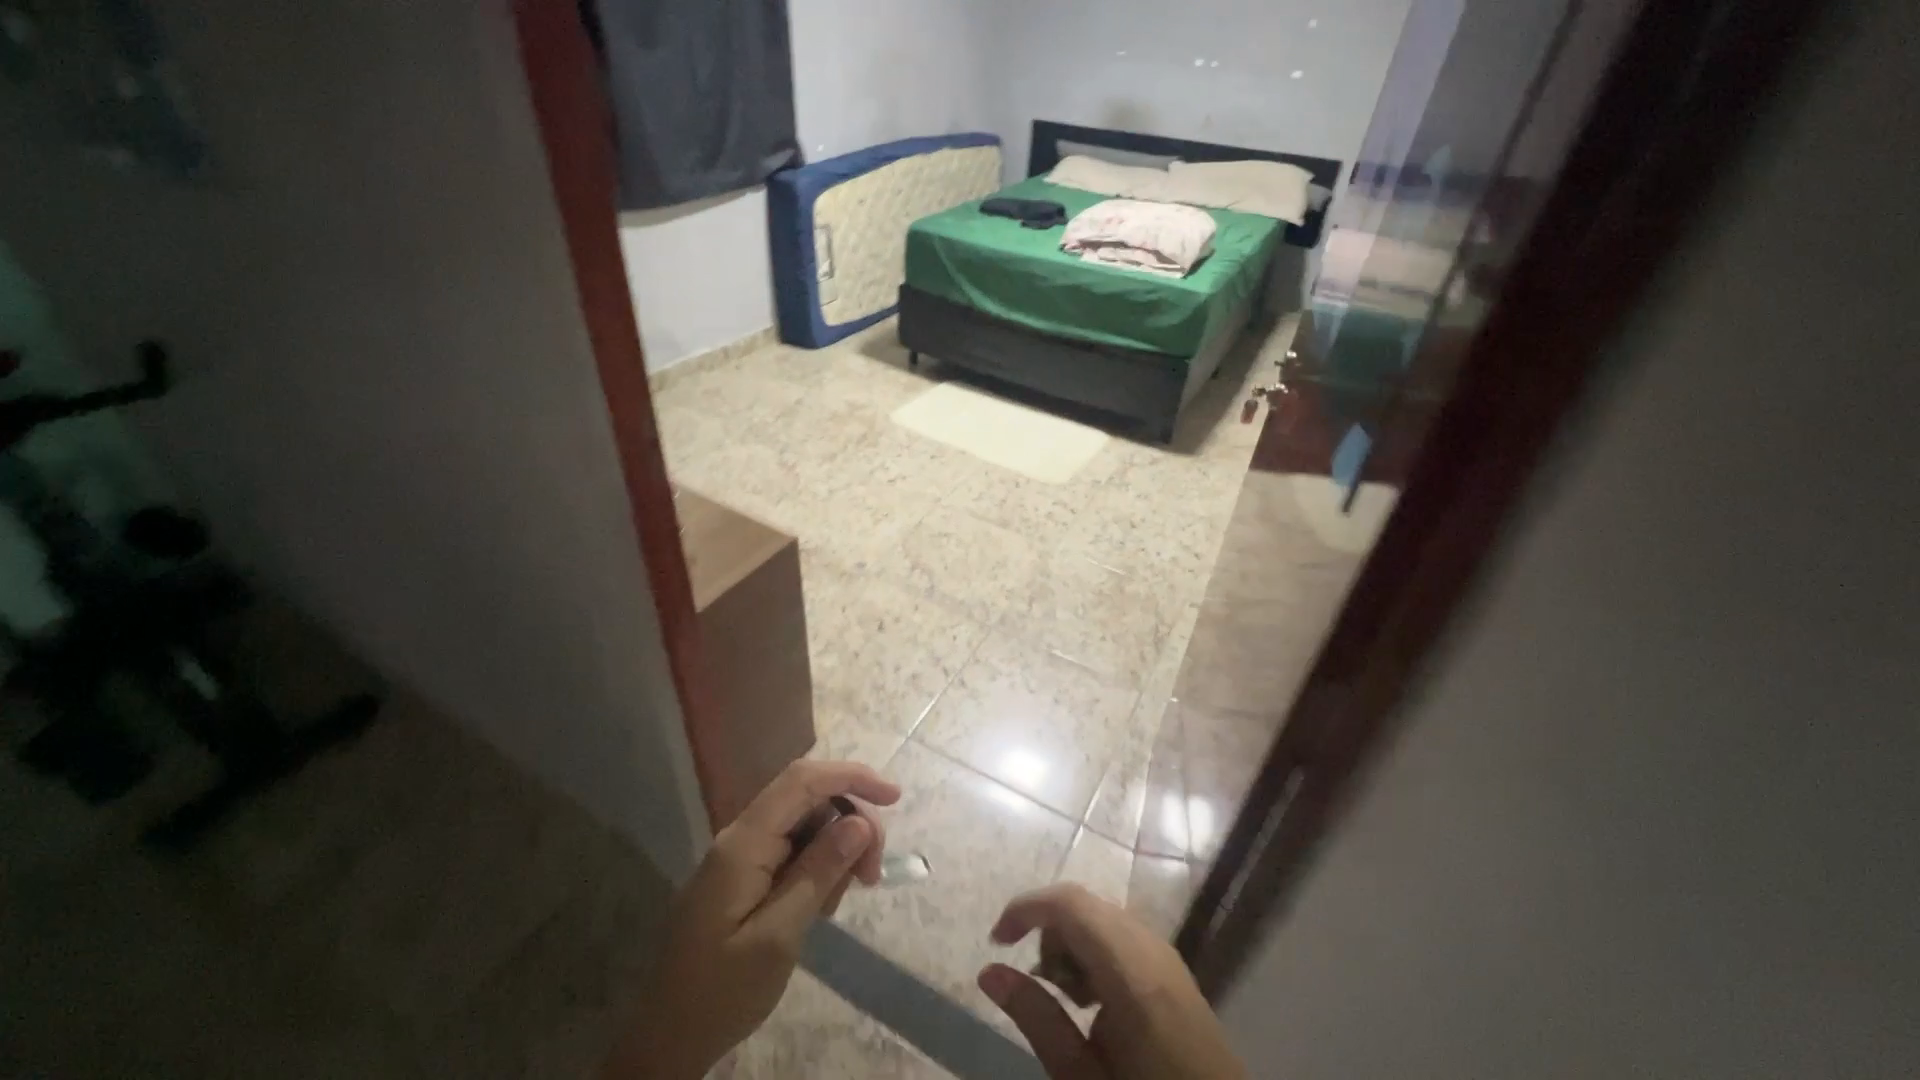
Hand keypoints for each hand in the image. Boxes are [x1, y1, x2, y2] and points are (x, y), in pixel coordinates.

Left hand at [602, 760, 900, 1079]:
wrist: (667, 1035)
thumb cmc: (722, 991)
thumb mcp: (779, 936)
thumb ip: (818, 873)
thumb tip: (860, 821)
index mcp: (744, 843)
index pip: (803, 781)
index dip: (852, 777)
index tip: (896, 798)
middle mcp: (741, 837)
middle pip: (808, 799)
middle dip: (851, 823)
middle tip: (872, 876)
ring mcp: (740, 856)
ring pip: (804, 826)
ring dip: (836, 851)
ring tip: (840, 903)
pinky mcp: (743, 876)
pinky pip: (790, 851)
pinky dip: (817, 868)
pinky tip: (822, 907)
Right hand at [978, 884, 1245, 1079]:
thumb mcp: (1081, 1075)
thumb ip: (1037, 1018)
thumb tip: (989, 971)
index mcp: (1130, 971)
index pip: (1070, 903)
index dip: (1026, 907)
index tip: (996, 942)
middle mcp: (1152, 948)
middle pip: (1085, 906)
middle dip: (1049, 934)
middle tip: (1040, 987)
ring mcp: (1168, 956)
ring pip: (1103, 919)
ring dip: (1073, 946)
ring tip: (1070, 1003)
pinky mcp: (1174, 971)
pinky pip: (1122, 937)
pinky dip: (1096, 954)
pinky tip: (1095, 1003)